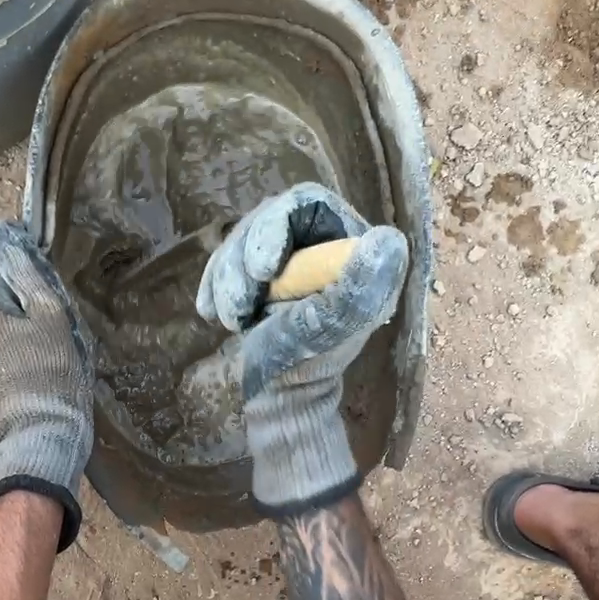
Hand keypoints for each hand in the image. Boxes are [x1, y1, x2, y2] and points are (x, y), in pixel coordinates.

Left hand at [0, 221, 94, 550]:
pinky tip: (36, 357)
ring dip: (17, 323)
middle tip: (53, 302)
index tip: (38, 250)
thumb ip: (31, 279)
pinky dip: (12, 346)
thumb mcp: (50, 318)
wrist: (38, 433)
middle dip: (19, 295)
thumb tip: (14, 246)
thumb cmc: (48, 370)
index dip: (17, 256)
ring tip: (48, 333)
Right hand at [196, 183, 408, 512]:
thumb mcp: (333, 324)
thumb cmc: (311, 363)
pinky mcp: (257, 277)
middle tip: (237, 307)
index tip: (261, 270)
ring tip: (229, 320)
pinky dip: (213, 286)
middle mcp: (314, 243)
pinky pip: (225, 263)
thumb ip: (358, 285)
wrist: (280, 395)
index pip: (304, 204)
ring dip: (224, 278)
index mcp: (345, 243)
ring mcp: (284, 259)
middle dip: (238, 260)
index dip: (272, 225)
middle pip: (263, 219)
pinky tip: (210, 314)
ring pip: (238, 241)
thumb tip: (388, 239)